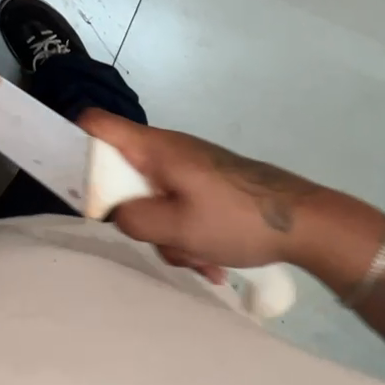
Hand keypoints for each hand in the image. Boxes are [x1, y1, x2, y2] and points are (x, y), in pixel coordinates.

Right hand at [78, 110, 327, 281]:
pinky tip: (213, 261)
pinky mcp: (207, 183)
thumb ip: (133, 220)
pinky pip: (180, 204)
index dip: (76, 143)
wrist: (310, 223)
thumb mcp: (178, 229)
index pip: (97, 123)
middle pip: (124, 174)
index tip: (75, 181)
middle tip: (158, 240)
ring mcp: (188, 166)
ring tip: (200, 259)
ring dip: (168, 232)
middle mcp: (167, 149)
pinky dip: (189, 232)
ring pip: (154, 196)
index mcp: (153, 147)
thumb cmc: (238, 218)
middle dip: (135, 213)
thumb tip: (116, 214)